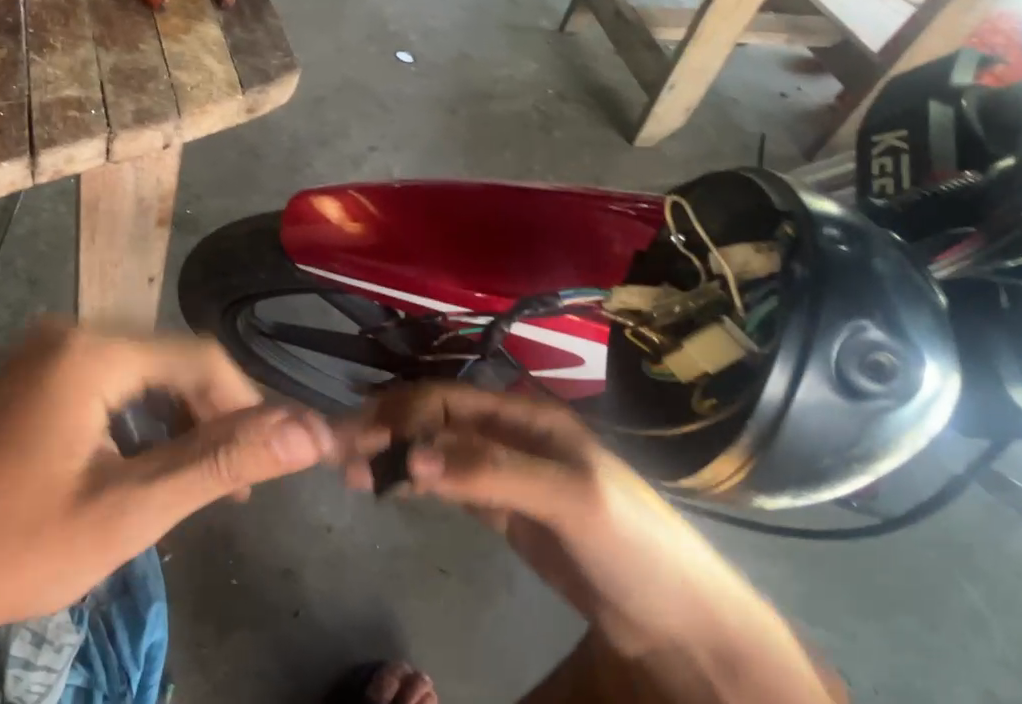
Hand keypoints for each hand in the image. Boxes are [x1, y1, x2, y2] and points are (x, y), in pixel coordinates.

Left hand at [0, 323, 340, 702]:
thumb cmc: (23, 546)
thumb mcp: (131, 508)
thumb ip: (221, 462)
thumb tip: (310, 430)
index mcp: (87, 350)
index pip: (199, 357)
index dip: (246, 407)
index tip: (269, 468)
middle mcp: (63, 333)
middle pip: (167, 360)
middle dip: (209, 417)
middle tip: (233, 488)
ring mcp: (38, 353)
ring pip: (136, 373)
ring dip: (173, 422)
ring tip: (194, 484)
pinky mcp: (26, 378)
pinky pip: (101, 383)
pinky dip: (133, 420)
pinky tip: (141, 465)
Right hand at [352, 385, 840, 701]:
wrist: (682, 621)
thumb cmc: (634, 545)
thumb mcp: (571, 499)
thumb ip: (492, 471)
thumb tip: (411, 456)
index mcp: (527, 416)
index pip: (444, 400)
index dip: (398, 414)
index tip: (355, 440)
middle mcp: (509, 434)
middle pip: (433, 419)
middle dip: (386, 429)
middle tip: (338, 454)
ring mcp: (504, 471)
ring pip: (434, 448)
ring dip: (394, 455)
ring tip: (353, 475)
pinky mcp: (502, 508)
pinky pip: (447, 482)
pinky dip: (414, 480)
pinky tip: (390, 488)